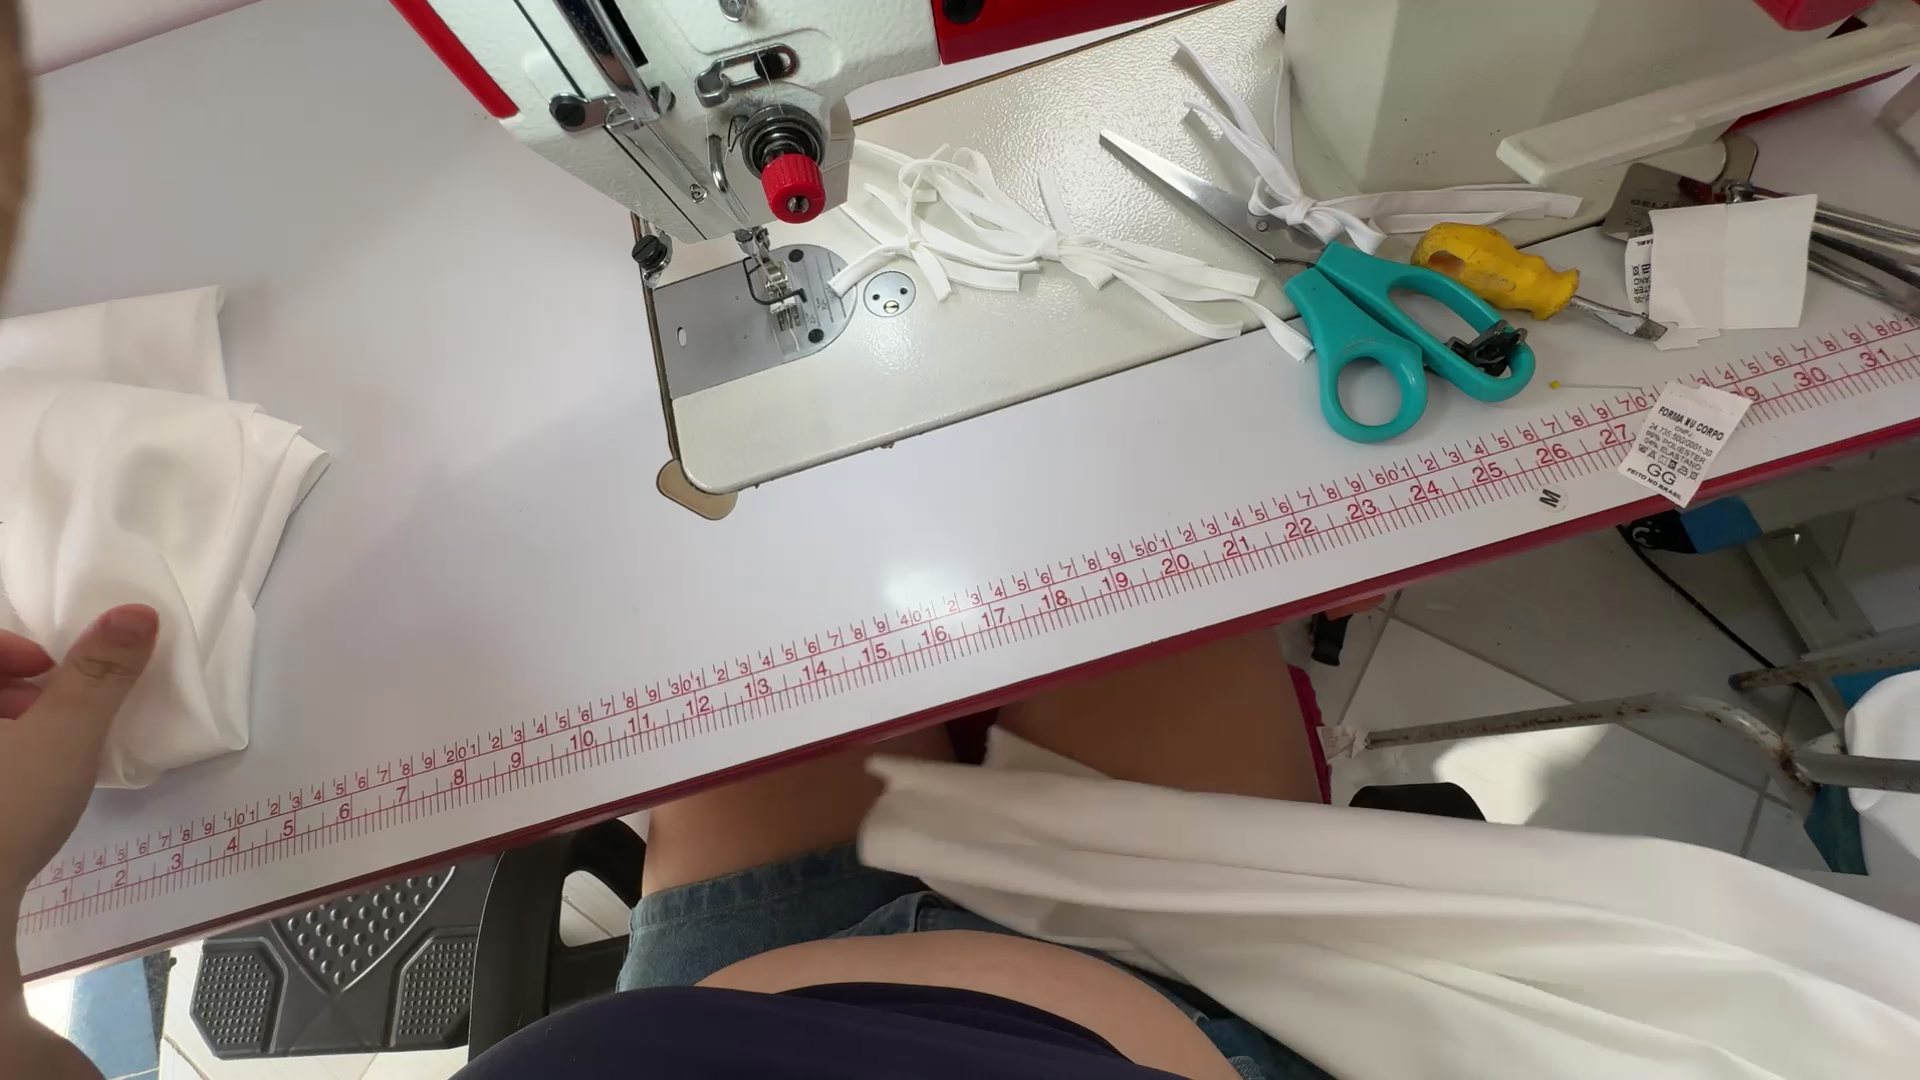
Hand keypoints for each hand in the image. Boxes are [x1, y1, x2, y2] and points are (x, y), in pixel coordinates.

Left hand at [0, 606, 158, 902]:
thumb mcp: (64, 737)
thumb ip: (100, 673)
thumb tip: (136, 610)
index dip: (8, 644)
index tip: (50, 668)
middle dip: (13, 682)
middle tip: (52, 707)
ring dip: (6, 714)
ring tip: (39, 746)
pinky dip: (3, 749)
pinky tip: (16, 778)